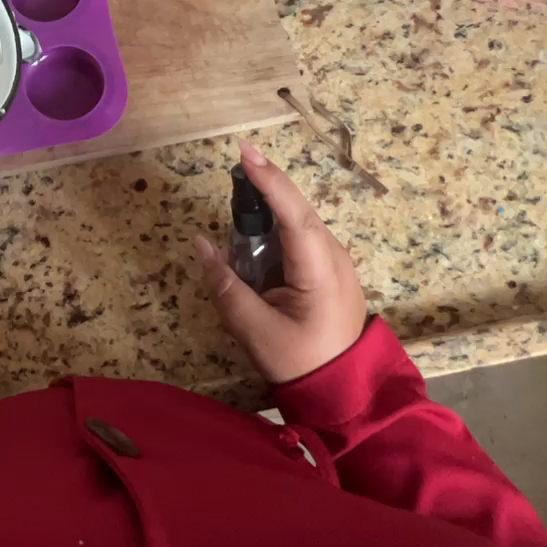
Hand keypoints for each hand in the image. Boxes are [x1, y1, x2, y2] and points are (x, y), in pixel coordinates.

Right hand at [192, 141, 369, 383]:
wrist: (345, 393)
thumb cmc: (299, 362)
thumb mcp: (254, 329)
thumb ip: (226, 285)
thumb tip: (201, 243)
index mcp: (321, 271)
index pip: (295, 215)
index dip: (270, 181)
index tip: (246, 152)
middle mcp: (334, 257)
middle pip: (298, 209)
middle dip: (267, 184)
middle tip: (237, 163)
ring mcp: (335, 262)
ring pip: (298, 220)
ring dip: (270, 205)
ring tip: (241, 191)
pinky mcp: (329, 269)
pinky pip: (299, 235)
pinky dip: (276, 224)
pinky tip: (256, 227)